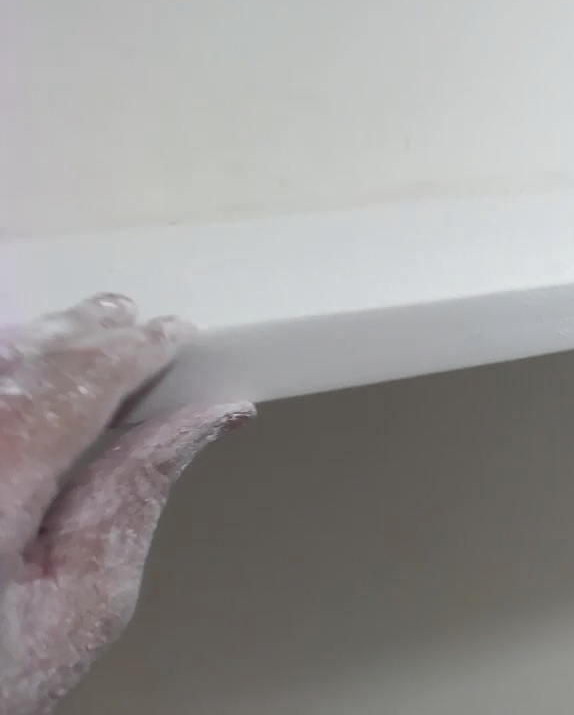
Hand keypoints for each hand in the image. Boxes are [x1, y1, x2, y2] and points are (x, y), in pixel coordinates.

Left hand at [0, 295, 251, 714]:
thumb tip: (206, 418)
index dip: (128, 354)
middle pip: (1, 376)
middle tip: (115, 314)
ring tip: (57, 329)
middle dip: (65, 336)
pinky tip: (10, 367)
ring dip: (13, 349)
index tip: (170, 333)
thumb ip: (132, 499)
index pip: (68, 394)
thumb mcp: (83, 605)